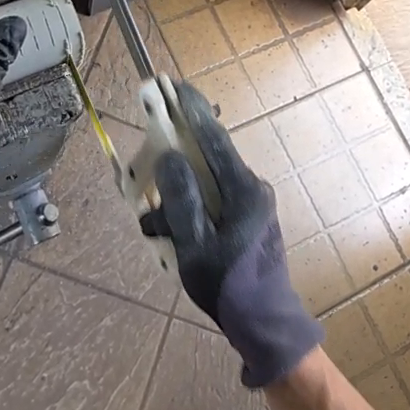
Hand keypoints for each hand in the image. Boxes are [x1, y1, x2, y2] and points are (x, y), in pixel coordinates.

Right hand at [139, 82, 321, 386]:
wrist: (264, 324)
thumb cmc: (228, 285)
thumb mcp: (195, 244)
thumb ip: (181, 199)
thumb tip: (169, 158)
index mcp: (243, 189)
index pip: (213, 136)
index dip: (191, 109)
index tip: (172, 86)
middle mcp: (250, 189)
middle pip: (205, 159)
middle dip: (172, 163)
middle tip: (145, 168)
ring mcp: (249, 205)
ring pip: (204, 185)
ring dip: (175, 199)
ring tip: (152, 227)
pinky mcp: (245, 221)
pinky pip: (210, 203)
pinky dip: (187, 213)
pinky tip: (168, 236)